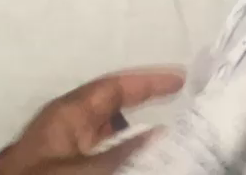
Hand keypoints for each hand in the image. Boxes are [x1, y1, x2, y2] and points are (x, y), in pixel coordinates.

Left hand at [0, 68, 183, 174]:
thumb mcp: (81, 168)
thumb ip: (121, 152)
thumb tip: (160, 132)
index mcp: (70, 112)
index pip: (116, 86)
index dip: (149, 81)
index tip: (182, 79)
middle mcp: (68, 125)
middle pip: (113, 106)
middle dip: (144, 102)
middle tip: (179, 103)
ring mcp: (64, 150)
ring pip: (108, 134)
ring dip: (134, 134)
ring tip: (166, 138)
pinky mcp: (63, 166)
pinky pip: (100, 154)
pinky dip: (121, 155)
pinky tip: (138, 160)